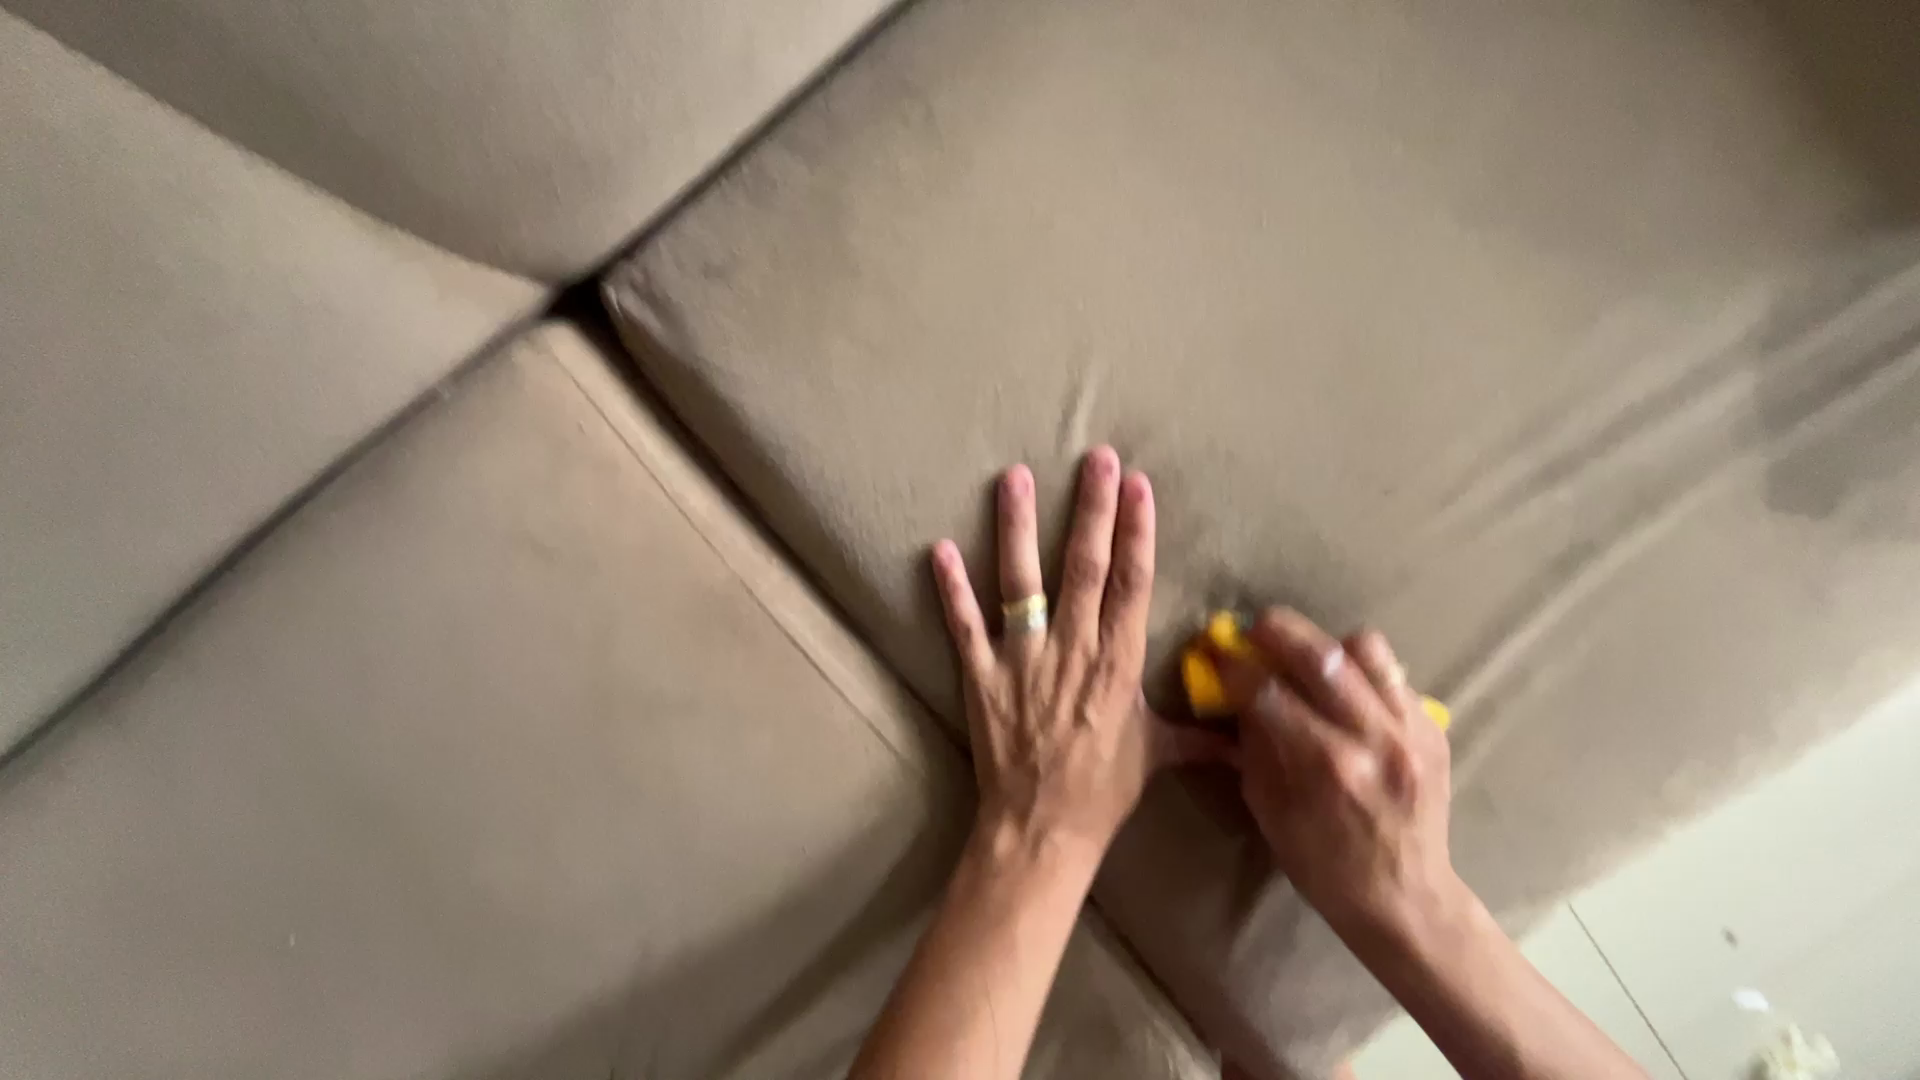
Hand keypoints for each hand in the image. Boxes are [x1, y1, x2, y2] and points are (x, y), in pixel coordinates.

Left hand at [930, 447, 1231, 858]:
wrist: (1041, 828)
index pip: (1132, 583)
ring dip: (1018, 528)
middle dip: (1091, 509)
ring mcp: (1023, 658)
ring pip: (1021, 581)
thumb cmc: (1103, 790)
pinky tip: (938, 548)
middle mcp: (1072, 648)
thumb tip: (1250, 736)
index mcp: (1118, 661)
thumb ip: (1201, 736)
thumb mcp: (1157, 756)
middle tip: (1094, 458)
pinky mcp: (982, 675)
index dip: (1137, 531)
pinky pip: (964, 625)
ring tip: (1014, 478)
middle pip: (1085, 566)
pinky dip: (950, 588)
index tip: (1137, 485)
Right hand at [1212, 609, 1461, 942]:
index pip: (1268, 691)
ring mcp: (1411, 730)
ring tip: (1309, 659)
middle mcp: (1372, 738)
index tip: (1215, 651)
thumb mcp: (1269, 808)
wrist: (1407, 900)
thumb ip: (1255, 746)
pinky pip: (1394, 675)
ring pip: (1367, 649)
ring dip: (1327, 644)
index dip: (1234, 665)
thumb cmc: (1322, 864)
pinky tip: (1347, 694)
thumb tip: (1241, 696)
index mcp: (1324, 764)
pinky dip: (1363, 672)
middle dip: (1277, 631)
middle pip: (1320, 654)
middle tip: (1254, 628)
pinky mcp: (1434, 730)